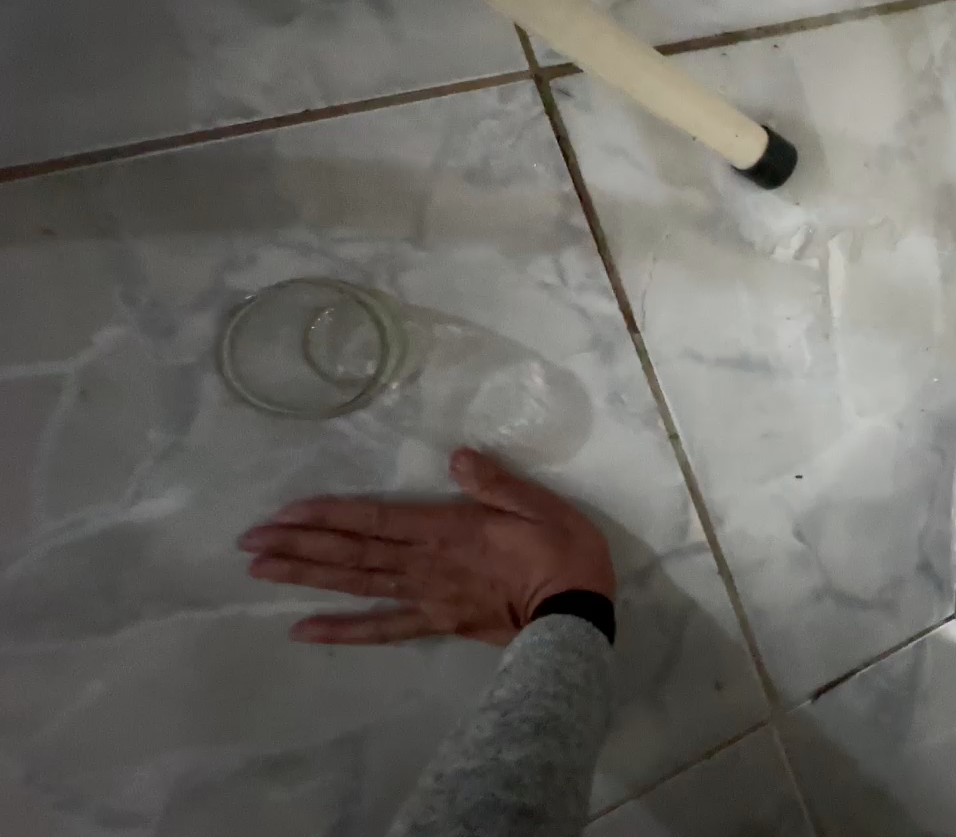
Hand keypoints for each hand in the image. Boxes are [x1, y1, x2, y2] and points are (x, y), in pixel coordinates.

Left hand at [238, 448, 615, 645]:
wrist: (573, 611)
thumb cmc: (563, 551)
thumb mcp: (542, 506)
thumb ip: (497, 484)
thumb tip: (456, 457)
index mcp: (452, 529)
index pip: (380, 519)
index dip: (331, 515)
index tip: (284, 513)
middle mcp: (428, 563)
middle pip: (357, 552)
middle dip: (301, 544)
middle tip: (249, 541)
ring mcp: (428, 596)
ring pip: (359, 584)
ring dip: (309, 577)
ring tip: (260, 571)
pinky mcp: (438, 622)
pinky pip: (383, 629)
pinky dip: (342, 630)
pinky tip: (304, 629)